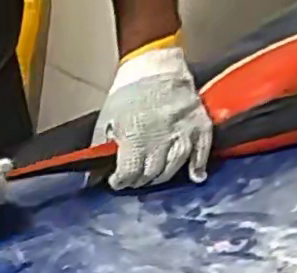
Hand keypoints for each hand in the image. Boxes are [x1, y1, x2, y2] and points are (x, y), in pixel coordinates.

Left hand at [94, 43, 213, 189]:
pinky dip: (199, 164)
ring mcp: (183, 127)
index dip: (120, 182)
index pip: (129, 173)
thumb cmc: (124, 99)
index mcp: (135, 137)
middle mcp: (161, 135)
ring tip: (152, 178)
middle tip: (133, 179)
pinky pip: (203, 147)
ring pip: (175, 163)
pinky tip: (196, 176)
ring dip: (162, 176)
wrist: (153, 66)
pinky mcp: (199, 119)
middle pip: (152, 172)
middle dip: (139, 180)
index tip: (115, 180)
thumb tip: (93, 180)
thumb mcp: (104, 128)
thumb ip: (99, 155)